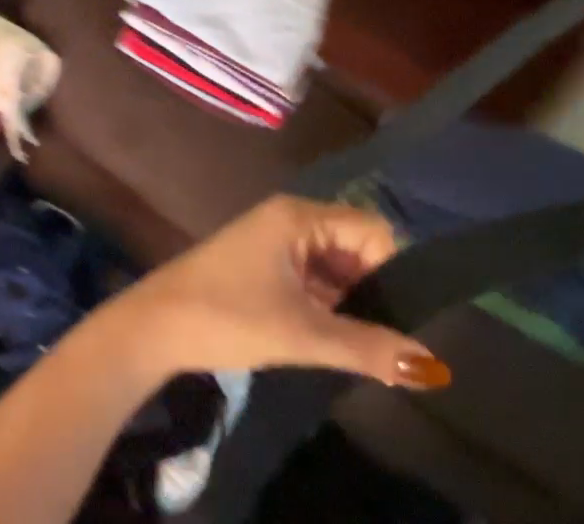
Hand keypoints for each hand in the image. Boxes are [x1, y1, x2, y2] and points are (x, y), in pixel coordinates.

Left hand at [83, 195, 448, 389]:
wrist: (151, 328)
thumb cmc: (226, 318)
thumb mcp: (301, 334)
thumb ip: (366, 347)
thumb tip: (431, 366)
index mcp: (298, 216)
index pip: (372, 229)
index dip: (388, 270)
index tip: (385, 317)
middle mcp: (287, 218)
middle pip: (353, 245)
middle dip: (365, 289)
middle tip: (364, 335)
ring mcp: (269, 239)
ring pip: (330, 264)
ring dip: (341, 300)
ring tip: (338, 340)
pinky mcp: (257, 262)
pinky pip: (307, 275)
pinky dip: (318, 302)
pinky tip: (314, 335)